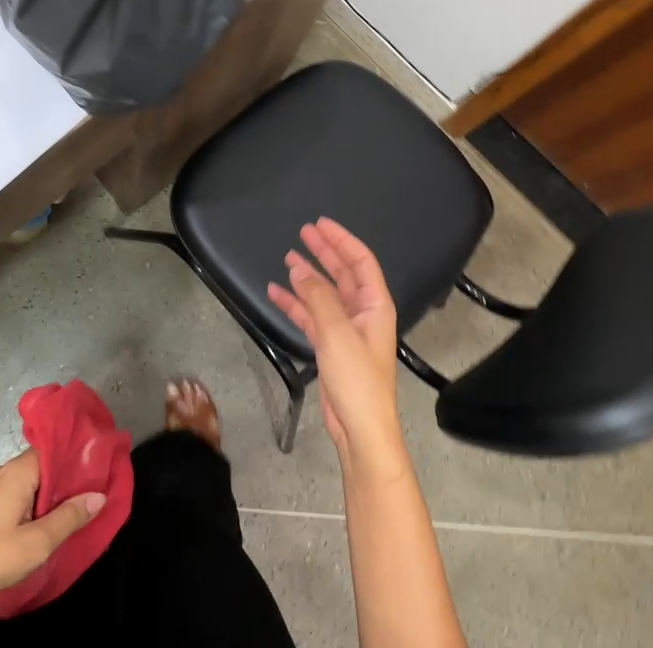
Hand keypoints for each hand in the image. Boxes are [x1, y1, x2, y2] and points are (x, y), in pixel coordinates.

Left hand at [0, 449, 105, 613]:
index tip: (99, 475)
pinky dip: (29, 506)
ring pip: (28, 483)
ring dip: (46, 499)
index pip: (54, 451)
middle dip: (65, 484)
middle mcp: (1, 471)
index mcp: (17, 471)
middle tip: (89, 503)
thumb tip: (98, 495)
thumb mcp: (35, 544)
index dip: (77, 462)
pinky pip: (14, 495)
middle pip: (42, 467)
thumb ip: (69, 518)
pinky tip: (37, 527)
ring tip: (68, 519)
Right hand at [267, 219, 406, 468]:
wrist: (361, 428)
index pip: (361, 262)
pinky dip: (295, 304)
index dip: (342, 240)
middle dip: (325, 252)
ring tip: (288, 257)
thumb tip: (299, 269)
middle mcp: (363, 313)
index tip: (321, 224)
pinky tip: (277, 293)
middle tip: (304, 232)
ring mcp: (346, 330)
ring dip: (308, 276)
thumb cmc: (357, 379)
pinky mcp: (331, 346)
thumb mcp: (337, 333)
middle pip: (343, 273)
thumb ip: (317, 298)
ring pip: (325, 293)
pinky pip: (311, 316)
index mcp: (375, 305)